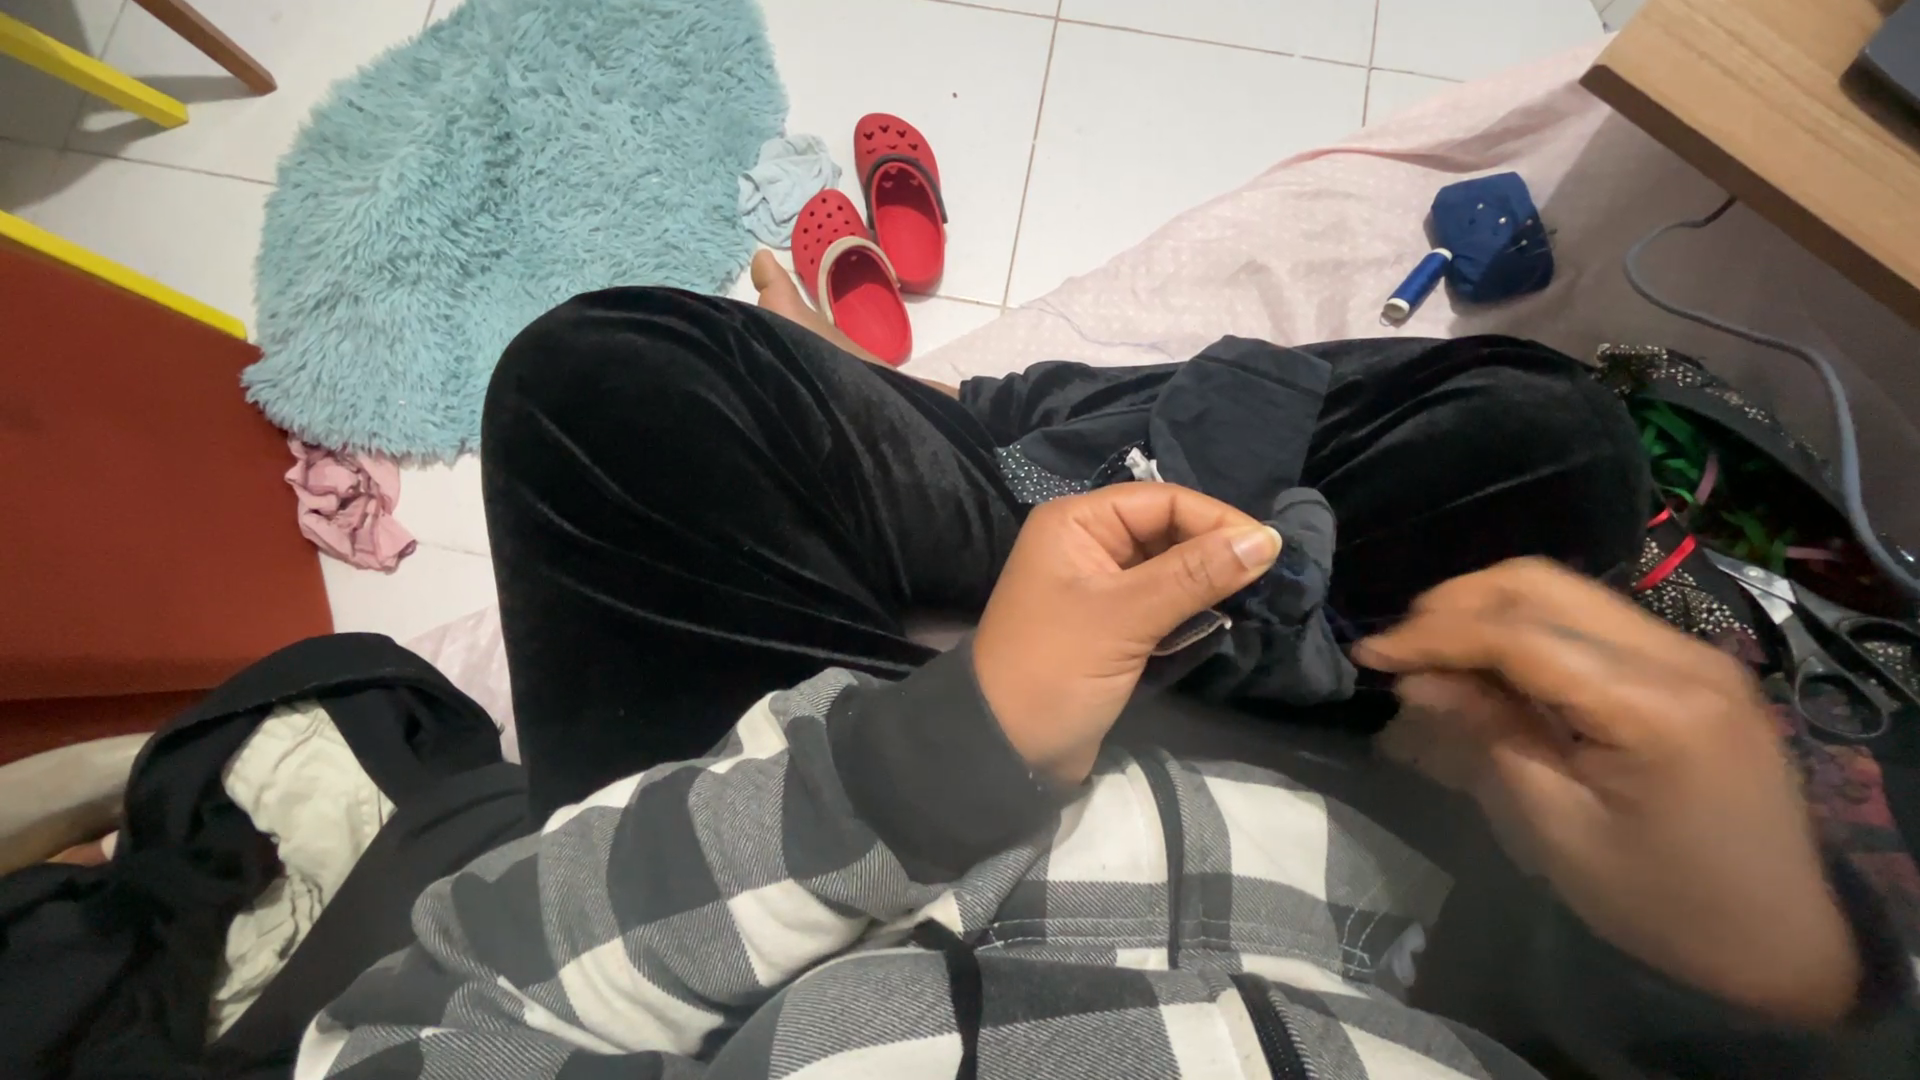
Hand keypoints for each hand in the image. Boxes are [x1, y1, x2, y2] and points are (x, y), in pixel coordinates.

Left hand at [972, 484, 1281, 786]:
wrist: (1005, 746)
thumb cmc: (1056, 668)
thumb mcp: (1125, 616)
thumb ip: (1194, 575)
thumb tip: (1265, 540)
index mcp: (1076, 523)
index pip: (1161, 501)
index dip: (1216, 519)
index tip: (1270, 549)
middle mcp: (1086, 544)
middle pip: (1166, 530)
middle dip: (1214, 550)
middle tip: (1271, 577)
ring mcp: (1096, 585)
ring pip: (1167, 567)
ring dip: (1207, 581)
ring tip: (1257, 597)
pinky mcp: (1109, 623)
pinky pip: (1159, 601)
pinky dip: (1189, 608)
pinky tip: (1223, 618)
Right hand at [1357, 558, 1859, 1028]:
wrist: (1783, 940)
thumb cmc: (1658, 899)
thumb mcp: (1555, 824)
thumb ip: (1487, 733)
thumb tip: (1417, 680)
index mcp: (1653, 707)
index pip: (1517, 636)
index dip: (1430, 636)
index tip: (1367, 654)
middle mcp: (1680, 657)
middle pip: (1539, 584)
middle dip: (1451, 605)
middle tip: (1400, 647)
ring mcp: (1690, 654)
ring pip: (1558, 589)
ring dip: (1481, 609)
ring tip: (1432, 651)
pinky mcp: (1685, 664)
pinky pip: (1582, 615)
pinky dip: (1518, 625)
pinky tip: (1486, 662)